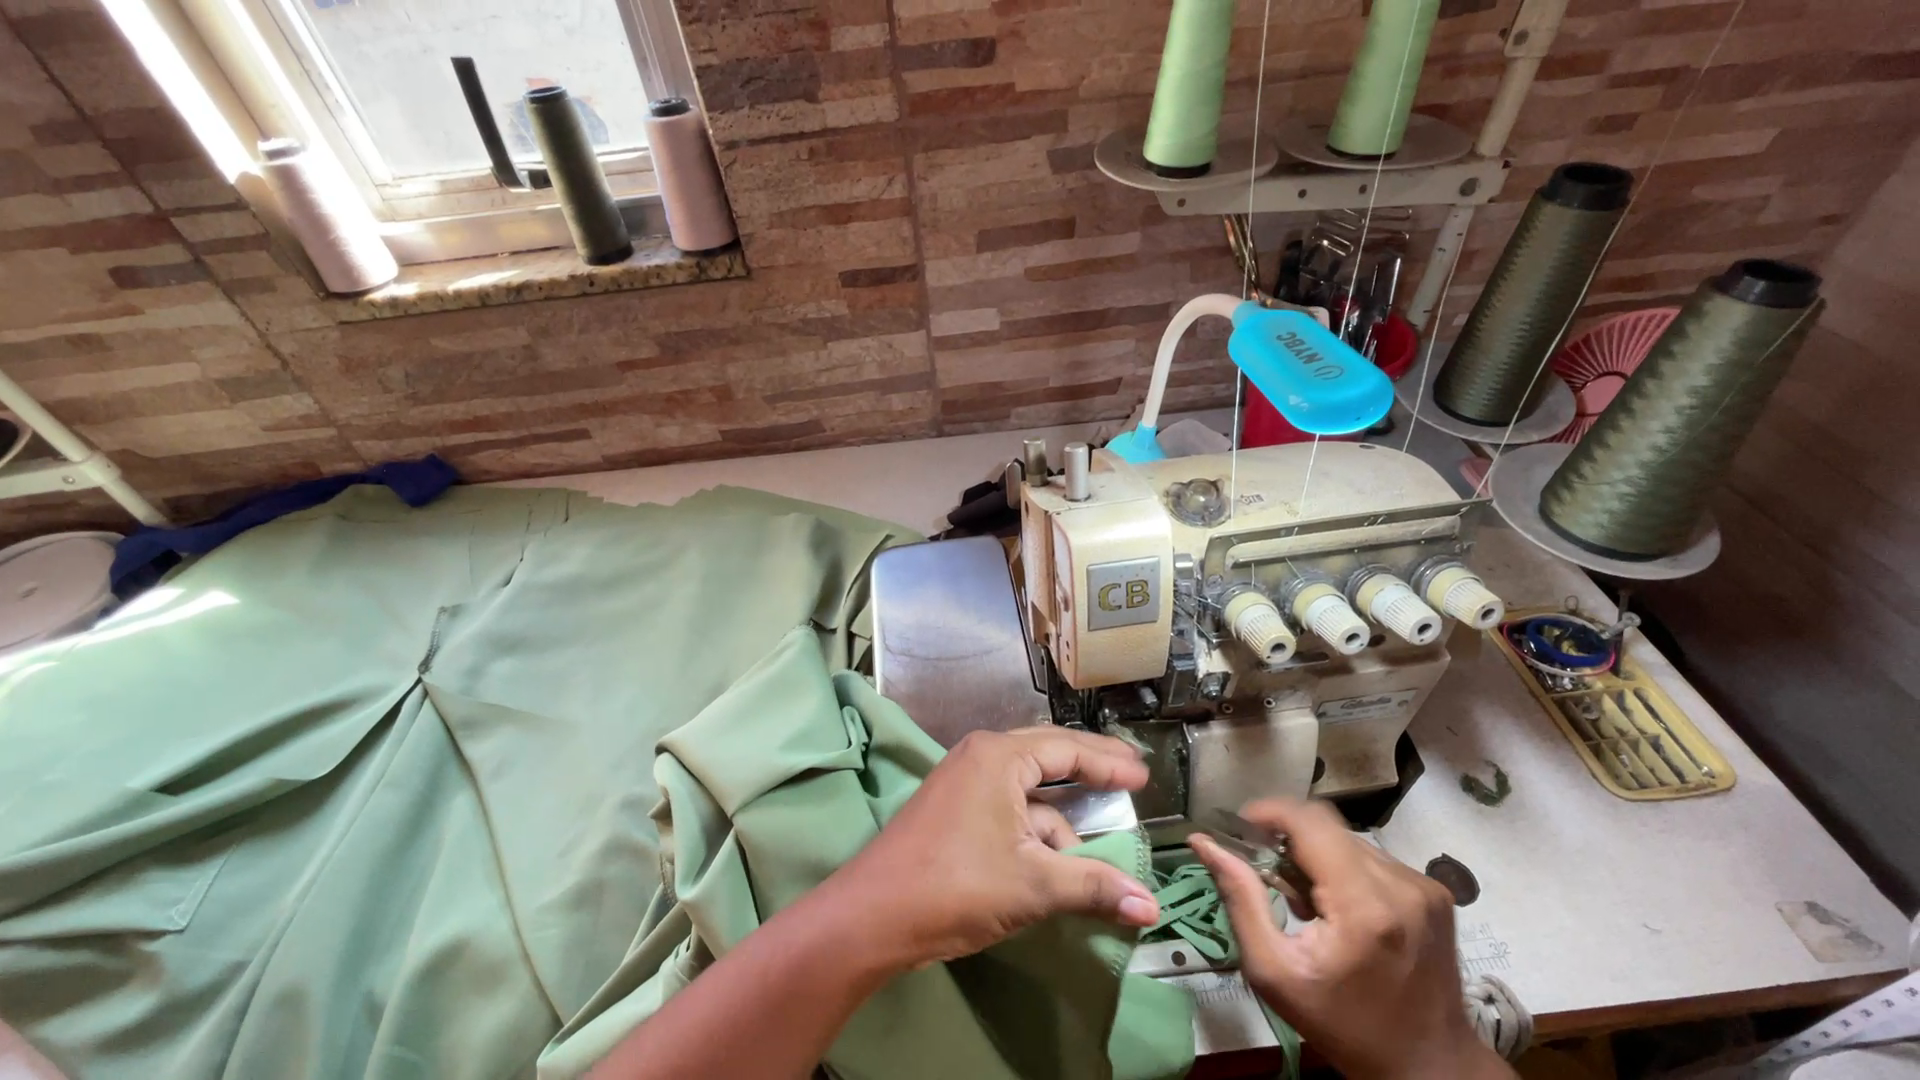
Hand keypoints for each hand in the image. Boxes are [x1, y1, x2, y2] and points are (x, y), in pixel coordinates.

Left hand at [828, 727, 1160, 971]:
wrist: (872, 918)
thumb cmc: (956, 886)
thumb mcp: (1033, 885)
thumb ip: (1094, 887)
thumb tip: (1151, 907)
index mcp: (998, 757)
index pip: (1068, 748)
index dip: (1110, 762)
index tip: (1144, 775)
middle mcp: (980, 758)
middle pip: (1048, 757)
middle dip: (1090, 772)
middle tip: (1131, 779)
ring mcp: (963, 784)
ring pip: (1028, 791)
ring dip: (1062, 820)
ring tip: (1101, 847)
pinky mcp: (953, 812)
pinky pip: (1008, 810)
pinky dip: (1036, 833)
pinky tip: (1058, 864)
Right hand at [1190, 799, 1511, 1079]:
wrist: (1426, 1064)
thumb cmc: (1341, 1024)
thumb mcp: (1274, 971)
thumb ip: (1240, 899)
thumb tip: (1203, 843)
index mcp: (1362, 904)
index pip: (1309, 821)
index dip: (1268, 813)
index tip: (1239, 830)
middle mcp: (1400, 883)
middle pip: (1327, 828)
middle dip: (1288, 840)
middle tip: (1266, 874)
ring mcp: (1423, 886)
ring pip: (1349, 841)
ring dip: (1317, 856)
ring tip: (1305, 901)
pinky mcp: (1435, 893)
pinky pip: (1374, 859)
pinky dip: (1346, 871)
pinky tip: (1339, 909)